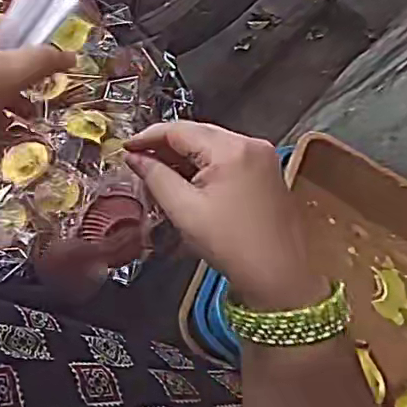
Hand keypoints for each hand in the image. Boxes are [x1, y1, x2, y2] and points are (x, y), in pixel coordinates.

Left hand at [0, 16, 73, 140]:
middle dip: (24, 77)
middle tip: (42, 92)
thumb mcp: (12, 70)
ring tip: (28, 118)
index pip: (11, 25)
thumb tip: (70, 55)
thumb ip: (43, 61)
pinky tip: (3, 131)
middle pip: (0, 57)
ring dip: (10, 100)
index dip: (34, 40)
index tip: (51, 62)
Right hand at [123, 121, 326, 312]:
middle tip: (137, 159)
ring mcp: (261, 157)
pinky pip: (225, 157)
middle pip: (196, 133)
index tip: (126, 147)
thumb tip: (134, 157)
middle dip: (164, 145)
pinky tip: (183, 179)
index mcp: (231, 150)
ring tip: (155, 171)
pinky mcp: (265, 171)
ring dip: (182, 155)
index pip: (179, 130)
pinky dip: (201, 164)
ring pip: (210, 144)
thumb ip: (155, 176)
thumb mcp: (184, 210)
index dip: (148, 137)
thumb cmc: (232, 245)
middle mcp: (250, 144)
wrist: (280, 277)